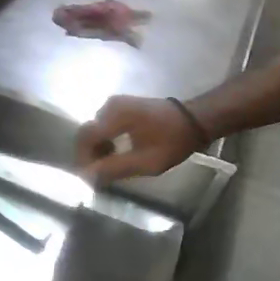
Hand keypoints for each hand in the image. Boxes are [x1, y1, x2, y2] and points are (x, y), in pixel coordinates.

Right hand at [74, 95, 203, 182]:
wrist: (197, 118)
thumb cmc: (173, 141)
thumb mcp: (147, 161)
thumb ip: (114, 168)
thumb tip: (86, 176)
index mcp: (114, 117)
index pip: (85, 138)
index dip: (82, 158)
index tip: (88, 175)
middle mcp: (108, 107)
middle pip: (87, 133)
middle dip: (89, 154)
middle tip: (98, 172)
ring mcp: (113, 103)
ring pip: (94, 129)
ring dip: (97, 147)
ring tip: (109, 162)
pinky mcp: (120, 104)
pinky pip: (102, 124)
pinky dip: (104, 138)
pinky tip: (115, 149)